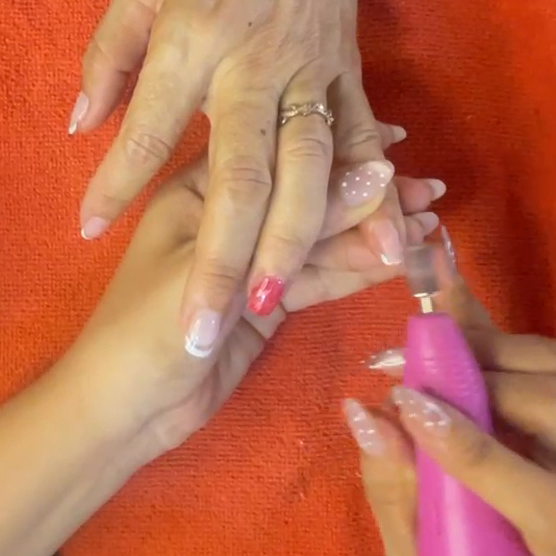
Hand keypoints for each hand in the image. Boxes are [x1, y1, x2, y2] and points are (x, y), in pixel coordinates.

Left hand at [61, 153, 443, 463]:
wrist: (123, 410)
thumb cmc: (147, 329)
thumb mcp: (225, 271)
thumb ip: (298, 228)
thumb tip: (376, 173)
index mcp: (200, 192)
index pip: (277, 162)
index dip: (337, 156)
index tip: (398, 145)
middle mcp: (229, 219)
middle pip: (305, 201)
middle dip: (365, 199)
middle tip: (432, 192)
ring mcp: (249, 264)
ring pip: (318, 243)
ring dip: (370, 235)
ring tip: (431, 222)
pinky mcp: (265, 306)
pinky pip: (316, 281)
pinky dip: (357, 271)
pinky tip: (400, 258)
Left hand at [72, 0, 424, 350]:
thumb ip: (112, 55)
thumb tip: (82, 124)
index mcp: (193, 40)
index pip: (146, 130)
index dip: (112, 182)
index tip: (85, 229)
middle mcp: (253, 68)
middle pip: (238, 179)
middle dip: (218, 258)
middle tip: (197, 327)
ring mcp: (310, 74)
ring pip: (308, 175)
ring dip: (295, 245)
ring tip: (273, 304)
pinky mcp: (349, 72)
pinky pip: (361, 142)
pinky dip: (368, 194)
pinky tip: (379, 243)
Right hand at [343, 282, 555, 555]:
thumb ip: (394, 494)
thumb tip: (366, 414)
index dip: (479, 455)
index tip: (407, 410)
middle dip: (467, 380)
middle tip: (394, 371)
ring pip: (555, 373)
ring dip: (475, 352)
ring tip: (416, 357)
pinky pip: (546, 359)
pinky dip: (489, 342)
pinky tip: (447, 338)